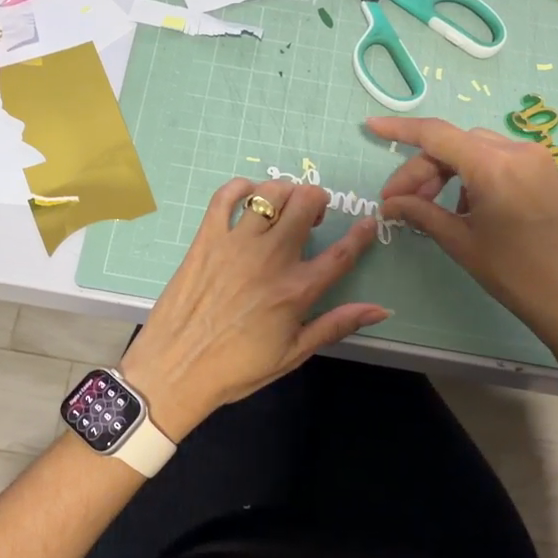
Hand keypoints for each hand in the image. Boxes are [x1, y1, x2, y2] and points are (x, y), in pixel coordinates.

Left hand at [119, 177, 388, 437]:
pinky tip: (247, 197)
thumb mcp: (292, 354)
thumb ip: (336, 325)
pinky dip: (240, 188)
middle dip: (317, 202)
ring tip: (282, 208)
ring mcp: (236, 244)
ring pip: (271, 194)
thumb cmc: (236, 369)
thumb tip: (381, 309)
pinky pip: (225, 196)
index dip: (360, 234)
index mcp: (297, 290)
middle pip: (306, 204)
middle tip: (310, 218)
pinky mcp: (206, 239)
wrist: (176, 370)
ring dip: (284, 193)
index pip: (342, 252)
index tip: (368, 222)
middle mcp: (270, 259)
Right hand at [367, 116, 557, 349]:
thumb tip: (389, 204)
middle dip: (422, 169)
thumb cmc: (514, 274)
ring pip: (474, 149)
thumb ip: (421, 213)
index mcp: (494, 166)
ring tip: (427, 207)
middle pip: (454, 144)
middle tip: (397, 203)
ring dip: (446, 171)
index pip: (437, 135)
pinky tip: (462, 208)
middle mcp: (517, 151)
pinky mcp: (544, 170)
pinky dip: (471, 175)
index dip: (400, 130)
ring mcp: (535, 158)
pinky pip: (496, 159)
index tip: (370, 127)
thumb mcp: (460, 242)